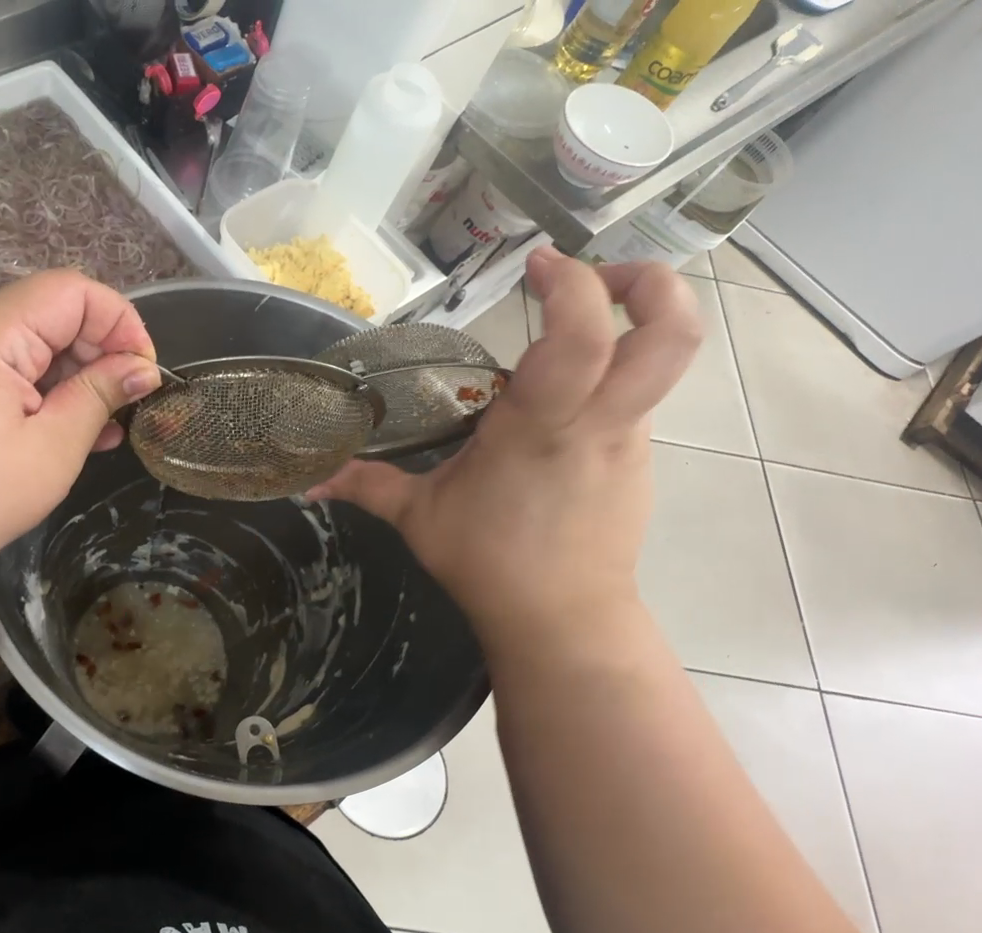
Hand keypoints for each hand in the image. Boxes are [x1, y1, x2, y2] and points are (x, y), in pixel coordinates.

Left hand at [0, 270, 160, 593]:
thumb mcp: (55, 446)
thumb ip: (101, 393)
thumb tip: (145, 368)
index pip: (70, 291)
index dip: (118, 321)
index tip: (143, 371)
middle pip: (52, 311)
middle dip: (99, 350)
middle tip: (127, 403)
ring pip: (35, 339)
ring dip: (77, 374)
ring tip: (108, 423)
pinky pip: (11, 364)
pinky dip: (46, 386)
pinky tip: (77, 425)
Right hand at [309, 248, 702, 637]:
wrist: (562, 620)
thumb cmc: (489, 563)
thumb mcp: (418, 518)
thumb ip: (365, 485)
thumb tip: (308, 480)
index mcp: (540, 426)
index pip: (582, 335)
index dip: (569, 282)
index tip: (535, 262)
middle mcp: (599, 422)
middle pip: (672, 332)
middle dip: (649, 282)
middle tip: (594, 278)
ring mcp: (629, 440)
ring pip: (664, 361)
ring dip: (634, 324)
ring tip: (576, 332)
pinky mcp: (639, 460)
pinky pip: (637, 400)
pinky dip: (609, 379)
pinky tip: (560, 411)